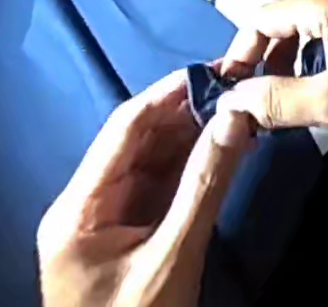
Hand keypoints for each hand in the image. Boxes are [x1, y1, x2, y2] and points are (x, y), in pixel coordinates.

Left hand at [38, 73, 253, 306]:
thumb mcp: (171, 258)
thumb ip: (205, 184)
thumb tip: (236, 115)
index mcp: (79, 208)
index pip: (127, 125)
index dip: (174, 90)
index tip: (222, 69)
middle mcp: (91, 201)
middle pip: (144, 134)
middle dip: (194, 108)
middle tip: (245, 86)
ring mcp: (114, 213)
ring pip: (161, 150)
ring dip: (203, 129)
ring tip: (247, 109)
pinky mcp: (137, 224)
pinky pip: (172, 174)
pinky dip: (204, 156)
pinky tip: (236, 143)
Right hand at [215, 0, 327, 137]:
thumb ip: (276, 101)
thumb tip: (230, 101)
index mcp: (327, 0)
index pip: (260, 19)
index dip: (238, 56)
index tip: (227, 97)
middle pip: (284, 22)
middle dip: (264, 63)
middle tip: (254, 110)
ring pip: (309, 30)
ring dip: (291, 65)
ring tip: (285, 108)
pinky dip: (318, 61)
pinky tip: (323, 92)